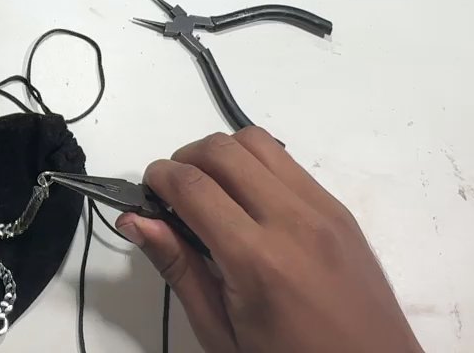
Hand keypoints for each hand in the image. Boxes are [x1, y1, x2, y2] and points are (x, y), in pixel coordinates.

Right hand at [117, 129, 422, 352]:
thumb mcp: (222, 334)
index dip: (158, 177)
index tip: (148, 193)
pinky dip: (255, 165)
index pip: (191, 185)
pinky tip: (250, 203)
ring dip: (221, 154)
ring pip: (254, 140)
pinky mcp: (340, 210)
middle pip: (220, 149)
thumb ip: (178, 268)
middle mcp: (292, 222)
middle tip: (175, 194)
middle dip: (184, 159)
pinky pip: (286, 161)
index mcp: (258, 261)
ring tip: (212, 191)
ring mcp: (323, 210)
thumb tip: (133, 219)